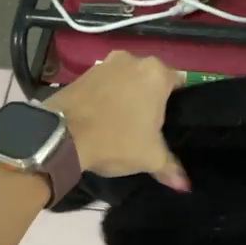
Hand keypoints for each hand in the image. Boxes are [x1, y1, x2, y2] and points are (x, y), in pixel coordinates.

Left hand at [46, 50, 188, 190]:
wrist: (61, 137)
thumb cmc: (115, 140)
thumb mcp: (150, 158)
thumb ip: (171, 168)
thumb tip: (184, 185)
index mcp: (156, 73)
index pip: (180, 84)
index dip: (177, 105)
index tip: (170, 123)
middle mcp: (132, 59)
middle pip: (150, 81)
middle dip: (150, 100)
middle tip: (148, 127)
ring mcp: (105, 63)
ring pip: (126, 81)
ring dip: (127, 97)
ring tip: (124, 124)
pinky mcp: (82, 73)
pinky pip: (104, 85)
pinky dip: (106, 98)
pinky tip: (102, 119)